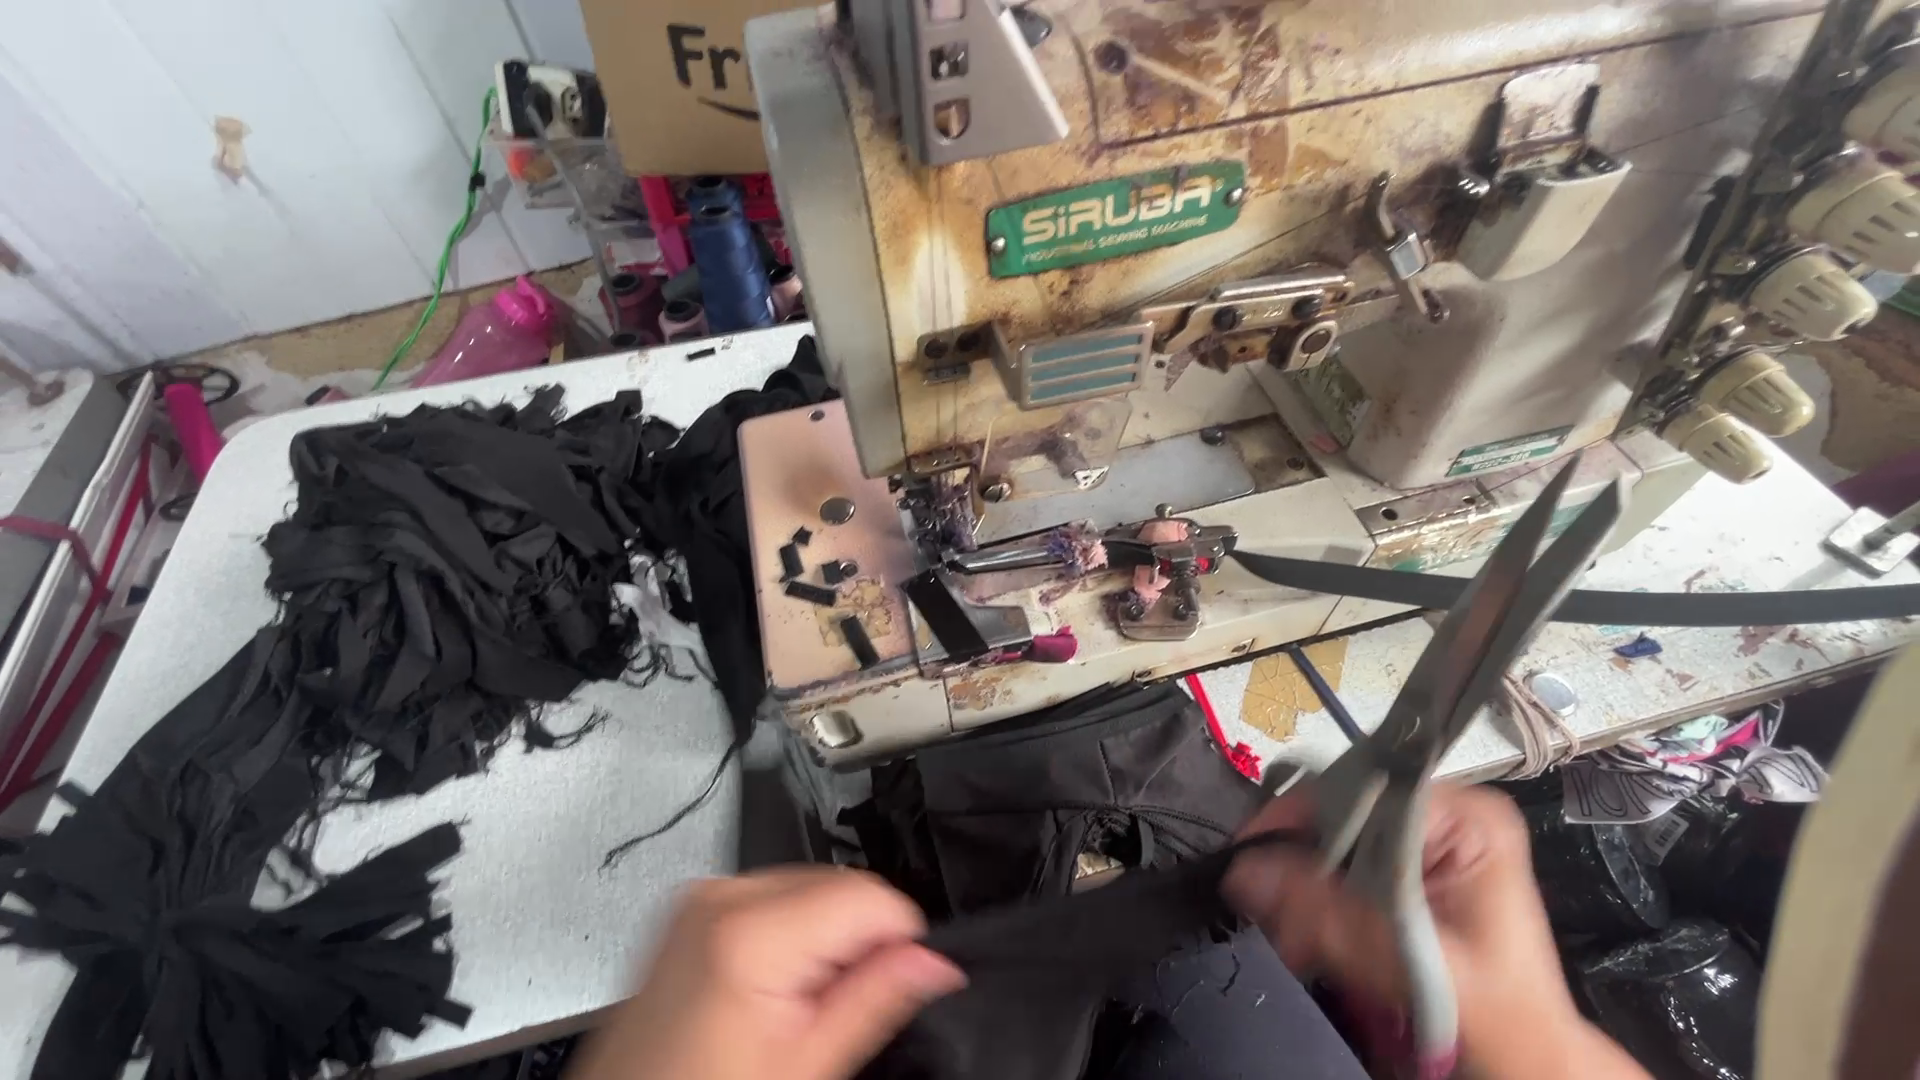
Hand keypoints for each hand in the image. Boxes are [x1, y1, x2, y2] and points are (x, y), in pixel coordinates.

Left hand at [568, 866, 965, 1079]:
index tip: (895, 978)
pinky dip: (788, 934)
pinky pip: (772, 897)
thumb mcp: (803, 1068)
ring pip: (809, 889)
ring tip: (788, 1008)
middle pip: (839, 887)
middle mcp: (720, 896)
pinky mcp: (693, 906)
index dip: (896, 940)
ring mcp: (701, 897)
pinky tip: (767, 989)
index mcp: (750, 931)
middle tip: (827, 1012)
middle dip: (853, 942)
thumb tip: (937, 961)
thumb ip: (876, 999)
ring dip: (822, 938)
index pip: (870, 895)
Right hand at [1222, 783, 1650, 1079]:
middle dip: (1296, 864)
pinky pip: (1334, 864)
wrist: (1524, 1053)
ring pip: (1327, 840)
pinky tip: (1303, 935)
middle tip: (1267, 909)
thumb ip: (1334, 916)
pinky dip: (1309, 900)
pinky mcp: (1397, 864)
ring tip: (1288, 936)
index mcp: (1467, 817)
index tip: (1254, 856)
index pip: (1360, 791)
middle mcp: (1440, 813)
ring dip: (1297, 889)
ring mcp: (1418, 838)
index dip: (1299, 818)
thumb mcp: (1415, 962)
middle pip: (1338, 814)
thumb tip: (1249, 871)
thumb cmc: (1497, 1010)